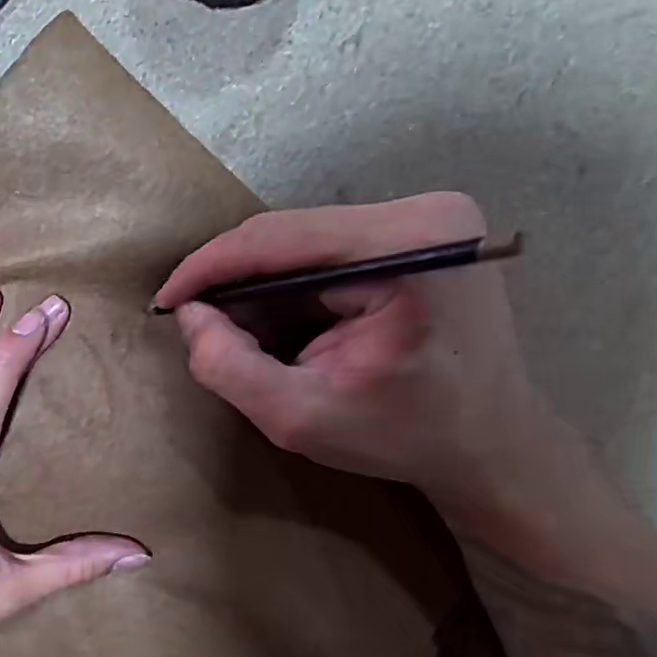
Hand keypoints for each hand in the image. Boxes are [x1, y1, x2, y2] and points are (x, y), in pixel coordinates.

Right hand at [153, 192, 563, 511]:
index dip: (207, 267)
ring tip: (244, 338)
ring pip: (299, 241)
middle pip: (287, 235)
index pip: (276, 239)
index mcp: (406, 247)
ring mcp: (425, 217)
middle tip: (201, 330)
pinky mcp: (418, 232)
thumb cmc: (405, 436)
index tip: (165, 303)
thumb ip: (229, 367)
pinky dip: (287, 287)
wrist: (492, 443)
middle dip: (232, 283)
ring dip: (258, 287)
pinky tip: (283, 326)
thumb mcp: (298, 418)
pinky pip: (322, 250)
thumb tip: (189, 315)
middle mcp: (421, 213)